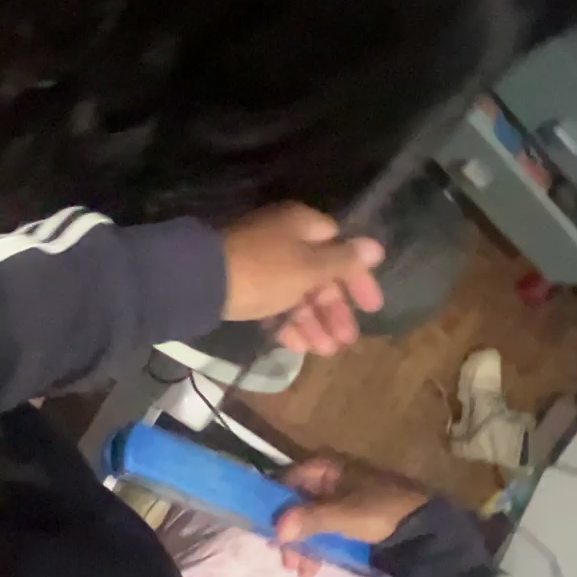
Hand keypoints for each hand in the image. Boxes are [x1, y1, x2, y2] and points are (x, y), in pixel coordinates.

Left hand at [221, 203, 384, 355]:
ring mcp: (261, 264)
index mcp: (302, 225)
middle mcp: (283, 240)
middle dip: (334, 309)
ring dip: (314, 322)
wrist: (201, 282)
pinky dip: (288, 323)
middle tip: (348, 339)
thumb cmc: (264, 271)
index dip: (358, 278)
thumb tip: (375, 248)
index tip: (372, 307)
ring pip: (296, 293)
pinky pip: (273, 304)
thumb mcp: (309, 267)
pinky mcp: (243, 286)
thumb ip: (343, 261)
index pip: (341, 249)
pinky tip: (300, 347)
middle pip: (318, 275)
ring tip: (327, 351)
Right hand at [274, 456, 430, 576]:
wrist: (428, 528)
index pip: (288, 480)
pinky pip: (325, 529)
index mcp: (328, 467)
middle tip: (288, 562)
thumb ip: (309, 519)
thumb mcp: (343, 515)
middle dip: (290, 535)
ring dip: (303, 546)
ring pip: (310, 520)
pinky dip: (318, 547)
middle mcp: (331, 478)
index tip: (270, 532)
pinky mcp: (352, 517)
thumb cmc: (382, 511)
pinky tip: (315, 568)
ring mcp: (342, 498)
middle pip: (297, 504)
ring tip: (303, 572)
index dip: (276, 504)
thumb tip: (277, 530)